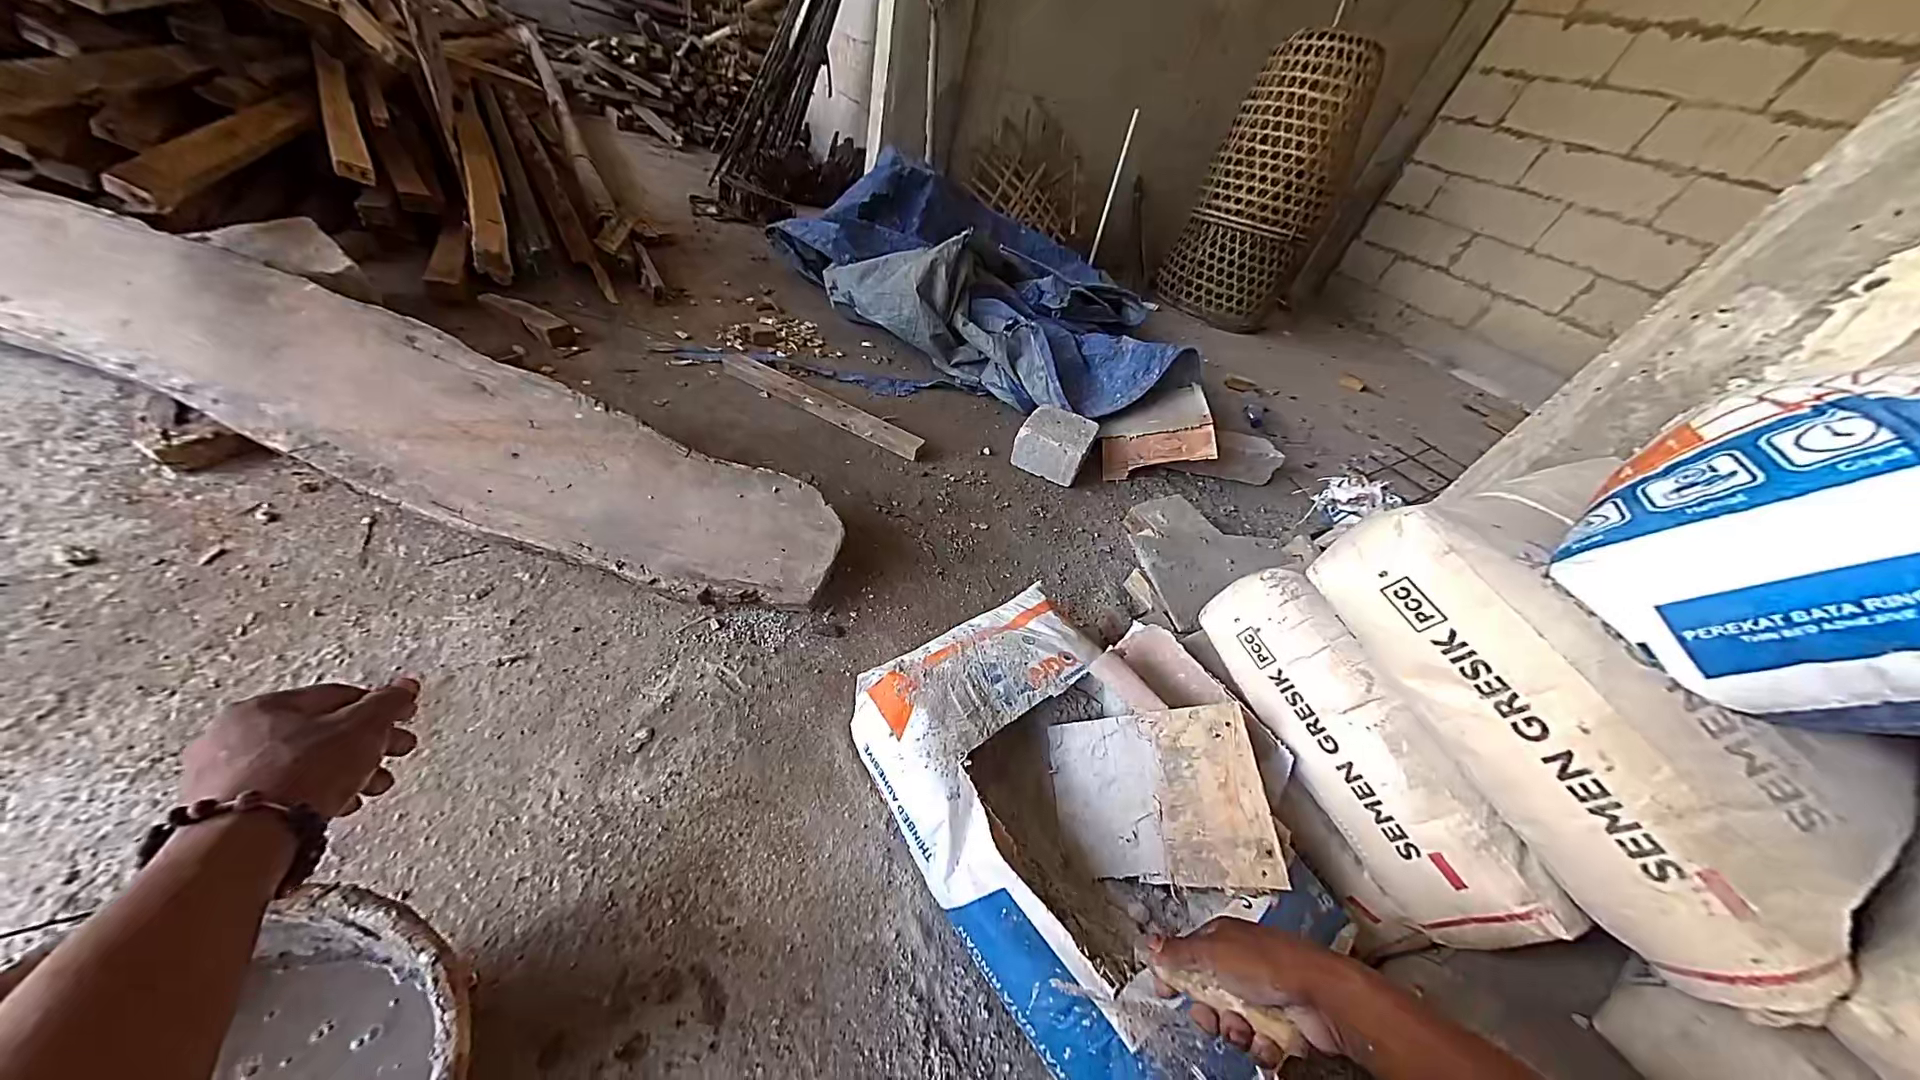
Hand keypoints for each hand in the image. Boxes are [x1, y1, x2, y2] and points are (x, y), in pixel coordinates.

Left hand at [181, 678, 420, 817]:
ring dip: (344, 771)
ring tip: (367, 785)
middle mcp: (233, 736)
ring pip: (302, 764)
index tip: (398, 717)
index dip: (378, 706)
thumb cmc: (299, 773)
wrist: (250, 835)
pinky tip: (334, 803)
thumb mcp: (364, 726)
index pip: (337, 696)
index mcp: (263, 706)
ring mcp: (222, 776)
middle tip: (390, 751)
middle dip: (364, 743)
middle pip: (320, 731)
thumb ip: (388, 702)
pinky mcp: (226, 809)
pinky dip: (313, 794)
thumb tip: (403, 687)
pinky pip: (283, 791)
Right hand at [1150, 918, 1351, 1065]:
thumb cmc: (1272, 963)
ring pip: (1231, 1022)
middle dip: (1209, 1012)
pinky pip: (1256, 1041)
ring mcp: (1260, 994)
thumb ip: (1179, 952)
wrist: (1322, 996)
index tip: (1166, 990)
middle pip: (1206, 996)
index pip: (1186, 955)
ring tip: (1248, 1027)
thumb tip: (1151, 944)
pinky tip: (1269, 1038)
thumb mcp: (1213, 954)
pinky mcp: (1279, 1022)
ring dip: (1236, 1031)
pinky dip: (1261, 1045)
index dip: (1175, 974)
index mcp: (1221, 939)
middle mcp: (1239, 964)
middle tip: (1216, 1013)